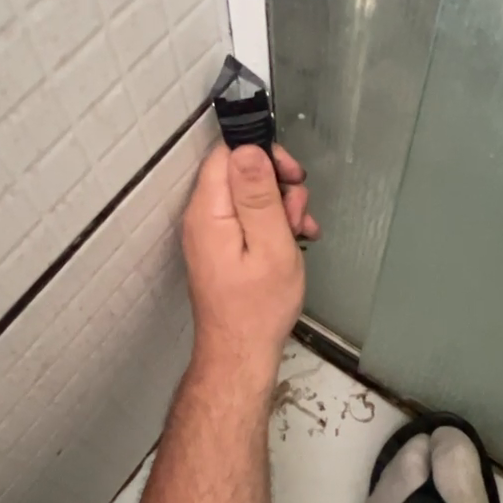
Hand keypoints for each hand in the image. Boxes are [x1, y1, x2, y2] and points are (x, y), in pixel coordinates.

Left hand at [182, 143, 319, 376]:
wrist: (242, 353)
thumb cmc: (259, 308)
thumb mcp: (271, 246)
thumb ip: (258, 197)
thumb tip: (248, 148)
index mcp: (210, 212)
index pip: (229, 154)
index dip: (264, 156)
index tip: (292, 178)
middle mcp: (203, 217)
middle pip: (240, 172)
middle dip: (278, 184)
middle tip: (299, 213)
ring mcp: (211, 233)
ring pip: (249, 195)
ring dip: (281, 207)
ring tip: (300, 233)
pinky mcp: (221, 246)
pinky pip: (247, 219)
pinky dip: (274, 224)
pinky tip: (294, 241)